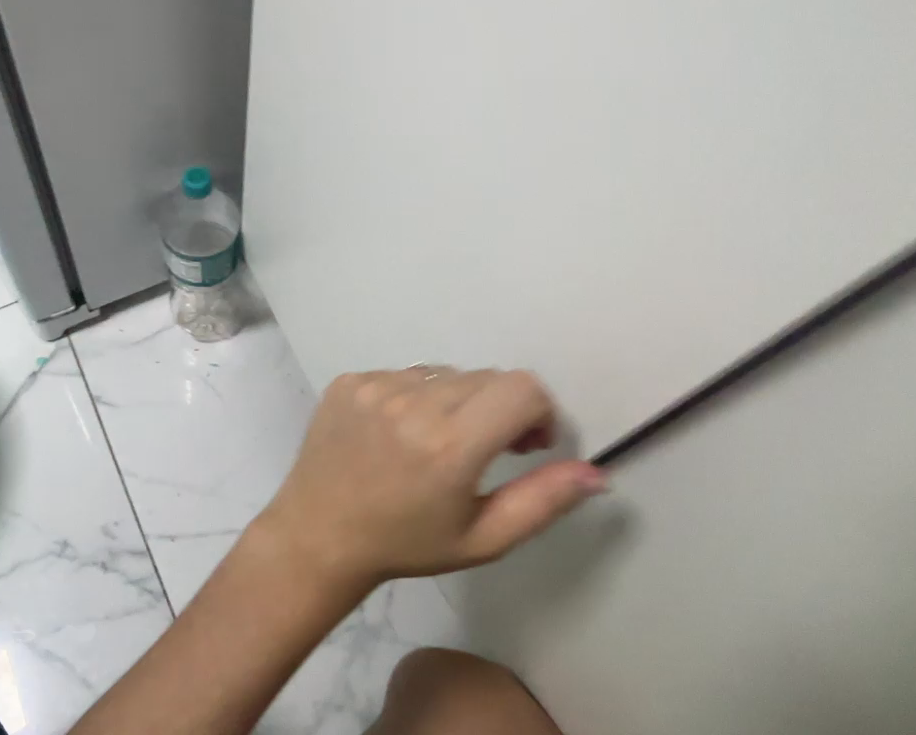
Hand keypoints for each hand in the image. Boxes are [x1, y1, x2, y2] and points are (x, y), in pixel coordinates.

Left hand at [255, 366, 606, 591]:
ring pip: (444, 373)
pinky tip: (397, 434)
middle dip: (499, 409)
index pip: (522, 388)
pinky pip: (402, 374)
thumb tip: (596, 472)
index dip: (538, 413)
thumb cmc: (405, 543)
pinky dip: (413, 396)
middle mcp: (411, 402)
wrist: (318, 534)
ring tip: (435, 443)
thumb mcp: (482, 538)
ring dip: (455, 400)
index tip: (527, 445)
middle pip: (485, 377)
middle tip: (487, 450)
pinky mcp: (348, 380)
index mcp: (449, 444)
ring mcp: (374, 385)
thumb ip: (542, 501)